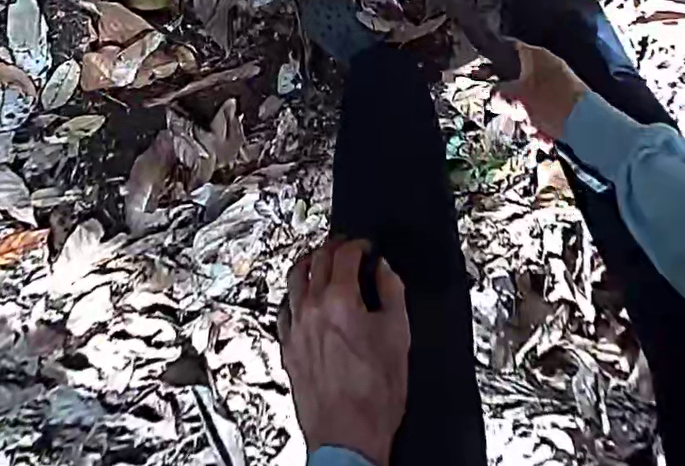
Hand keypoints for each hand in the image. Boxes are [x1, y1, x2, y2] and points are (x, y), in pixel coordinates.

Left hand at [281, 239, 408, 465]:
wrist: (348, 440)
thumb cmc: (374, 395)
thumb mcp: (398, 336)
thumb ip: (393, 293)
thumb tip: (385, 270)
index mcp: (340, 300)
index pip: (345, 253)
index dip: (358, 244)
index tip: (367, 247)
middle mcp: (312, 307)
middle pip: (318, 258)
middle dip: (335, 247)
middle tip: (348, 248)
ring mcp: (296, 326)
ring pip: (296, 277)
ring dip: (312, 263)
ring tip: (323, 262)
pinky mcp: (287, 345)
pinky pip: (285, 307)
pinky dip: (296, 294)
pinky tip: (305, 298)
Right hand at [496, 40, 588, 140]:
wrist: (589, 126)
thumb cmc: (548, 103)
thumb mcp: (515, 98)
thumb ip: (497, 94)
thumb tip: (493, 97)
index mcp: (535, 55)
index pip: (507, 48)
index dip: (491, 60)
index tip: (480, 74)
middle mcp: (547, 65)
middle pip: (517, 79)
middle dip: (512, 100)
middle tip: (511, 112)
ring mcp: (559, 83)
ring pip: (531, 99)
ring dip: (527, 117)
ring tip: (533, 129)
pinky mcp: (568, 101)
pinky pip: (546, 110)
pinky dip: (543, 123)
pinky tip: (545, 136)